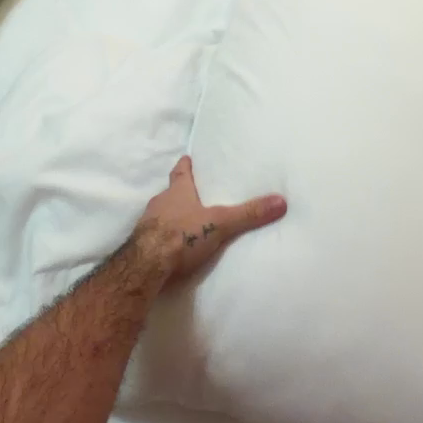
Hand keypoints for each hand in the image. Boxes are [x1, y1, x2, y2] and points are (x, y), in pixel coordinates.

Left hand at [134, 155, 285, 287]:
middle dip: (180, 193)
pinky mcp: (142, 244)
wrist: (146, 264)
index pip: (180, 172)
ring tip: (186, 223)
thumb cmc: (182, 235)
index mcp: (177, 192)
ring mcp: (148, 223)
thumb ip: (248, 214)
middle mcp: (160, 203)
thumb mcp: (219, 224)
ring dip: (171, 217)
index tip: (188, 158)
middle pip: (170, 193)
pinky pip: (154, 236)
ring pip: (161, 214)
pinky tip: (172, 247)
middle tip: (194, 194)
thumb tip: (280, 201)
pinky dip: (163, 238)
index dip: (185, 165)